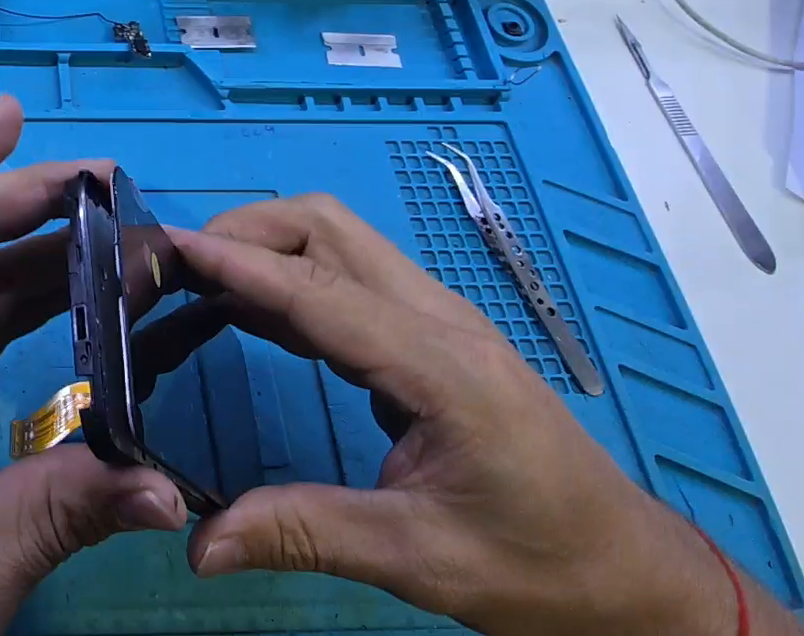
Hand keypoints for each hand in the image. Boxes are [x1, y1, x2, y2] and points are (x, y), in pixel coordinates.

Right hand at [170, 195, 800, 635]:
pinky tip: (244, 313)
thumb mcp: (419, 560)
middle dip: (245, 231)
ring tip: (195, 283)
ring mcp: (434, 317)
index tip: (168, 248)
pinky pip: (340, 277)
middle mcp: (437, 318)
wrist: (635, 576)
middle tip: (178, 271)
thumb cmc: (538, 568)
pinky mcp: (424, 332)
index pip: (317, 291)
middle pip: (326, 227)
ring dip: (261, 246)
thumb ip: (303, 534)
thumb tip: (199, 545)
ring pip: (333, 239)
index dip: (237, 264)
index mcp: (441, 367)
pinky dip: (282, 278)